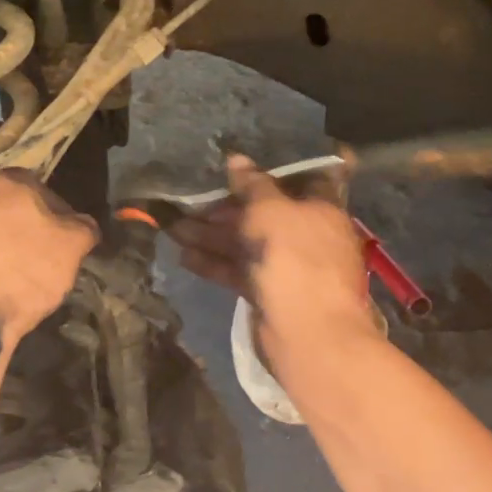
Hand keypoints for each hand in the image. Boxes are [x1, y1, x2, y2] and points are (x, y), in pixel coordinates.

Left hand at [0, 170, 97, 353]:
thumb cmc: (26, 273)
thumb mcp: (72, 248)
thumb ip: (82, 227)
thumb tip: (83, 224)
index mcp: (4, 183)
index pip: (33, 185)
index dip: (50, 209)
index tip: (58, 235)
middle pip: (0, 204)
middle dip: (15, 224)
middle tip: (31, 253)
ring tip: (4, 273)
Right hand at [169, 154, 373, 346]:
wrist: (308, 332)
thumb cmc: (294, 257)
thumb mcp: (270, 210)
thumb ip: (252, 184)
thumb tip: (236, 159)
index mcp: (319, 210)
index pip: (296, 181)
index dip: (266, 172)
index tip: (233, 165)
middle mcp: (305, 235)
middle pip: (261, 214)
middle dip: (224, 207)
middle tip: (188, 200)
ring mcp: (287, 266)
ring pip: (245, 242)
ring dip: (210, 234)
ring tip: (171, 228)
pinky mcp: (268, 291)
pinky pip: (238, 270)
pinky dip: (213, 263)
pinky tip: (183, 256)